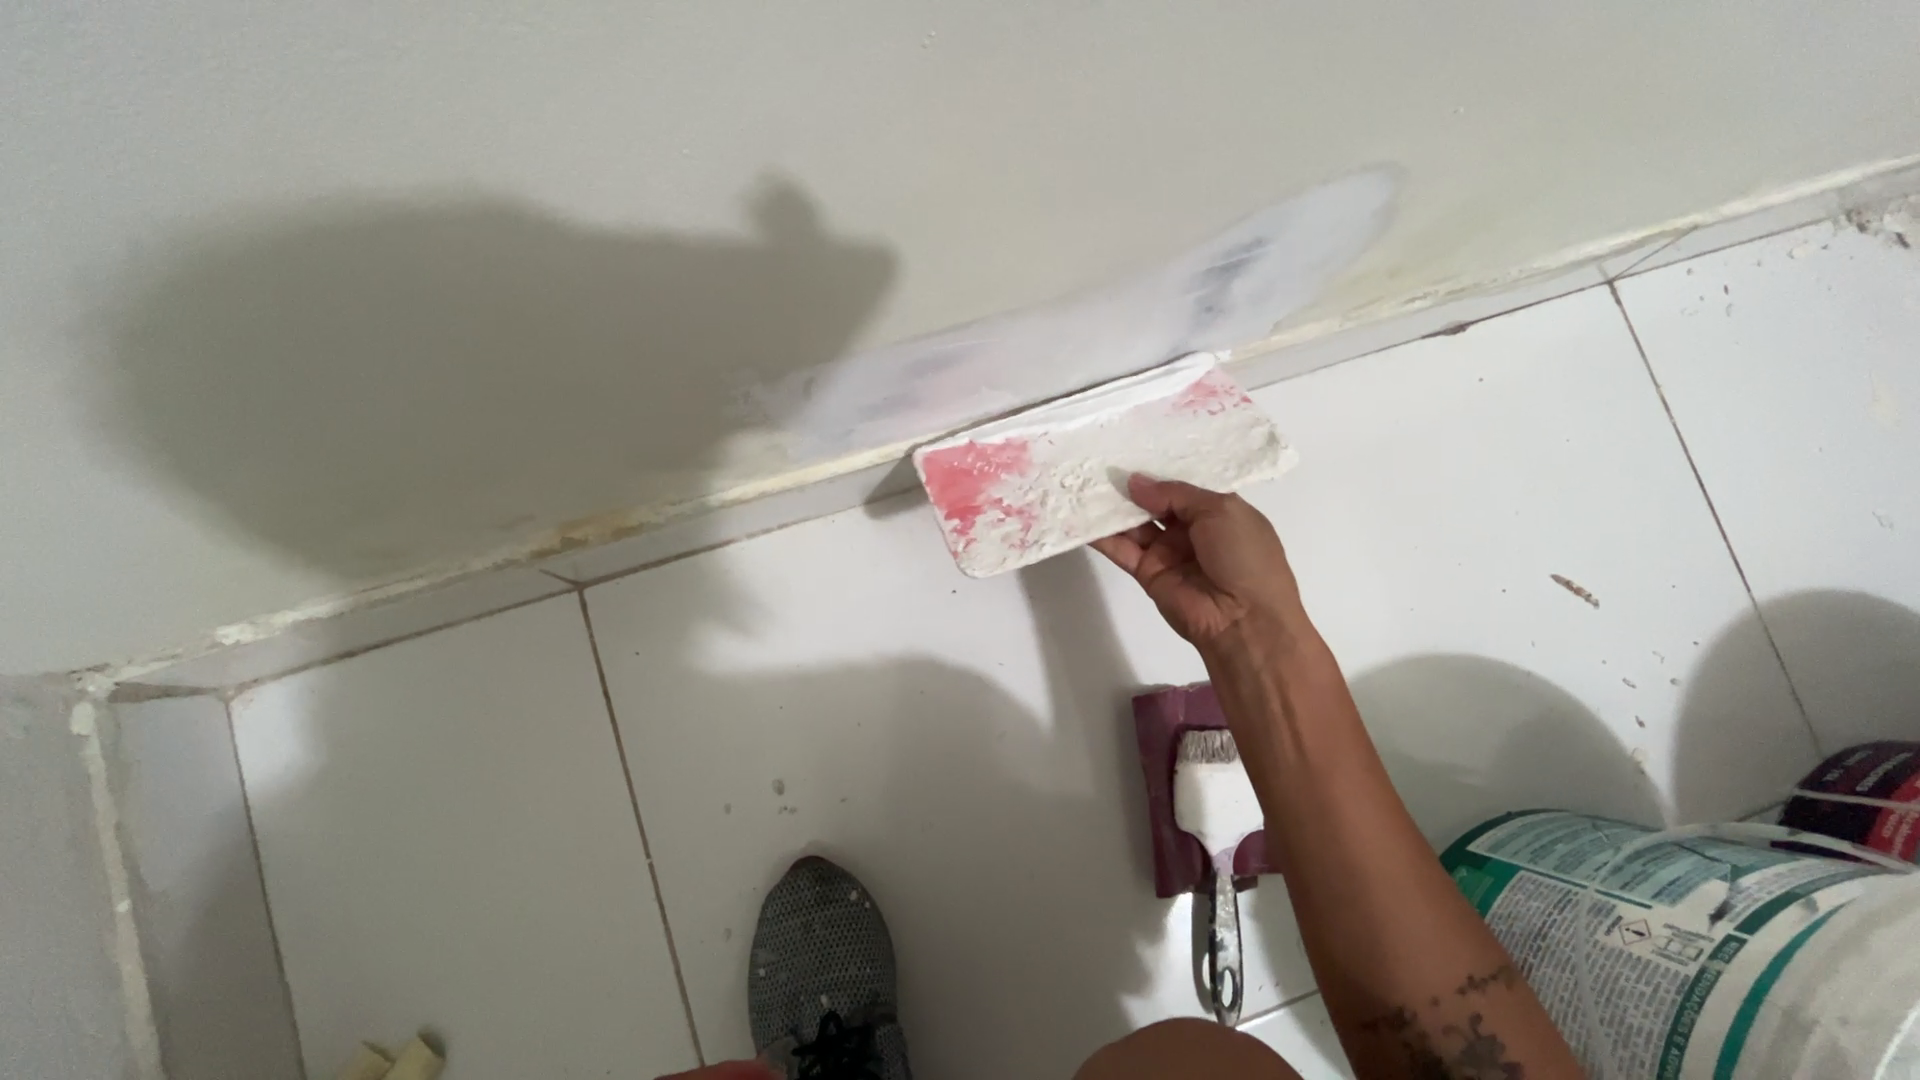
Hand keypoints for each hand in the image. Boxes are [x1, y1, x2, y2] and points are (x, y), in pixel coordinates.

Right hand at [1090, 475, 1310, 653]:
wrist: (1243, 619)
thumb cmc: (1244, 556)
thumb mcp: (1220, 510)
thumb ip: (1175, 494)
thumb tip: (1134, 482)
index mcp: (1218, 512)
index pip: (1183, 487)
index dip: (1160, 470)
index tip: (1131, 449)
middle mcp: (1191, 530)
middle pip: (1154, 503)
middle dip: (1130, 486)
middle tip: (1100, 463)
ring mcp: (1167, 552)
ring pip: (1134, 524)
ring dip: (1111, 507)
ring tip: (1084, 484)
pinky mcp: (1146, 572)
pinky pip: (1122, 549)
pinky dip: (1101, 536)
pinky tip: (1081, 517)